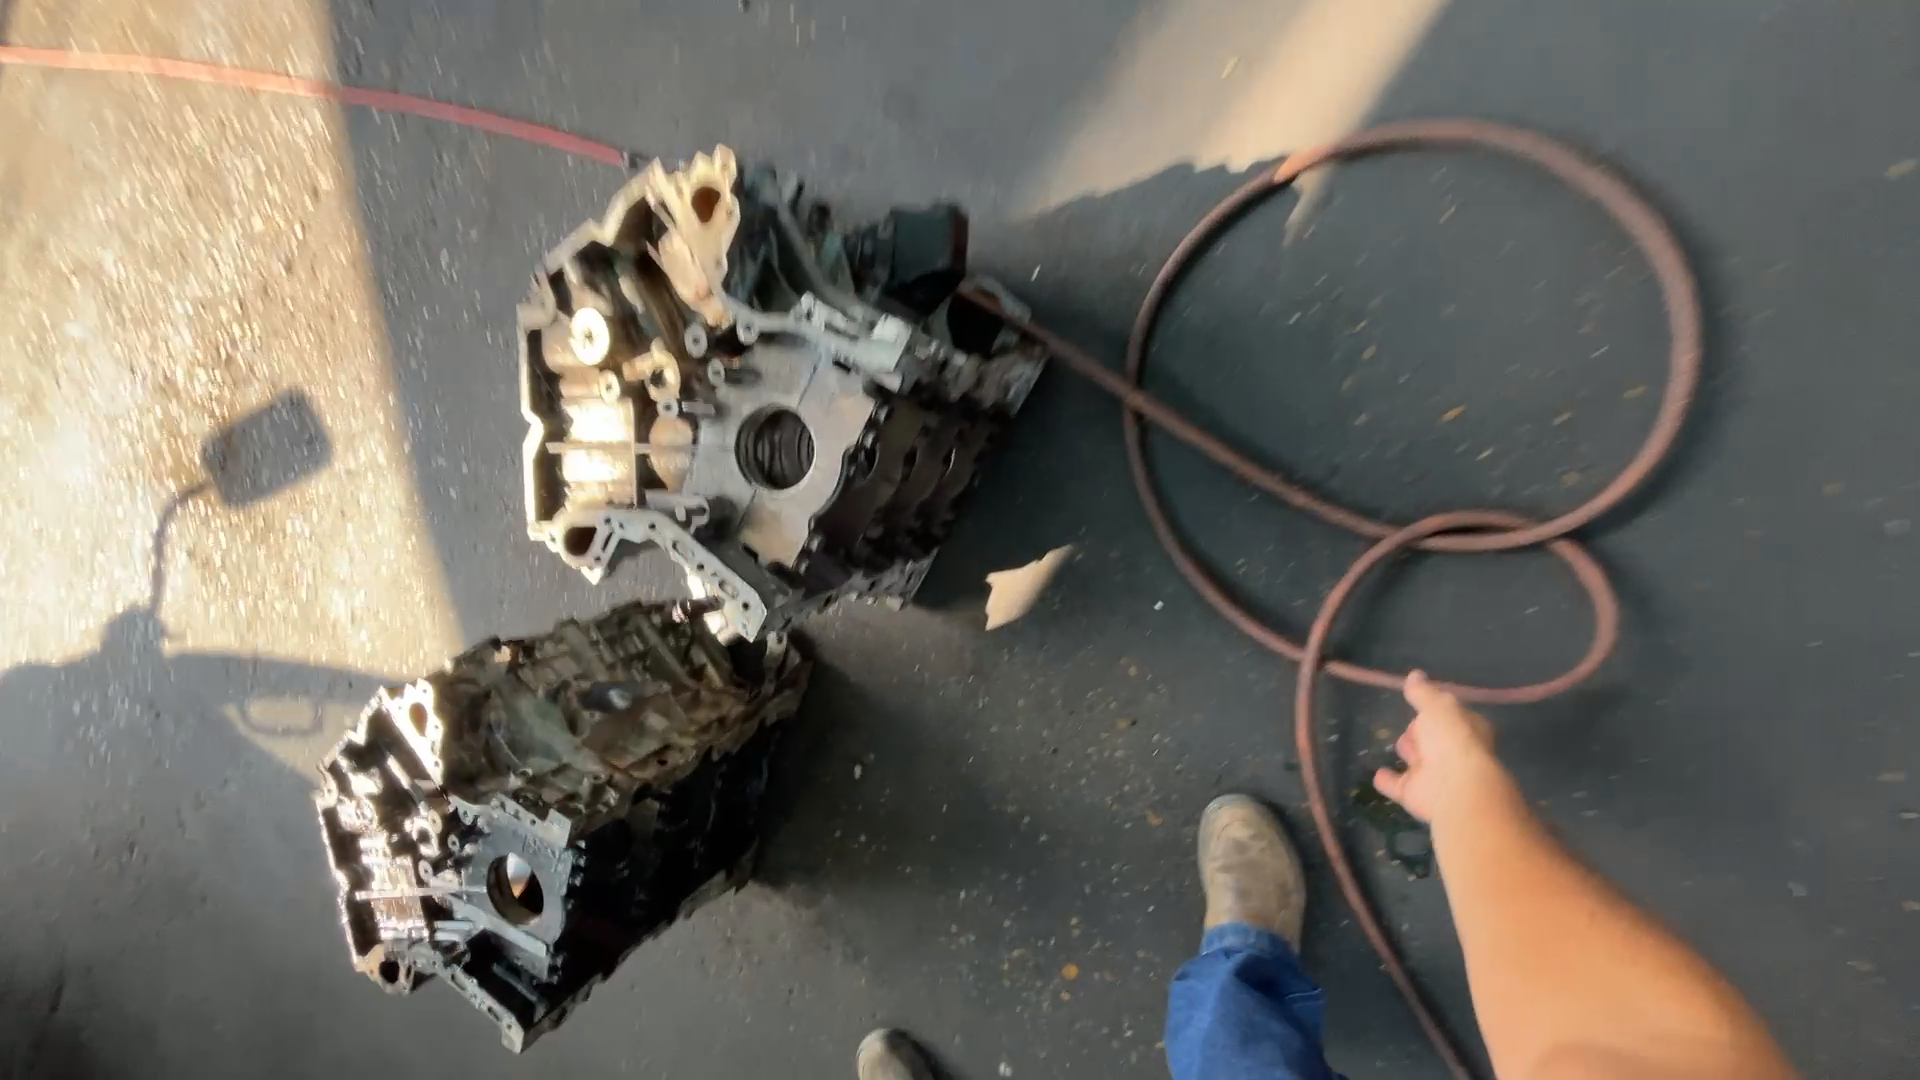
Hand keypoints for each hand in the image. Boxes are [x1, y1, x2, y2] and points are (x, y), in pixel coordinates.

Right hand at [1372, 671, 1517, 827]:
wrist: (1454, 787)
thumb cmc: (1451, 739)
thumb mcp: (1437, 706)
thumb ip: (1423, 692)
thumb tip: (1415, 674)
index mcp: (1466, 731)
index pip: (1452, 716)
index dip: (1439, 710)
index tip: (1425, 702)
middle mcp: (1453, 753)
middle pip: (1433, 738)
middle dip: (1421, 732)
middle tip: (1414, 727)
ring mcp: (1433, 775)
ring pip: (1417, 760)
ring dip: (1410, 752)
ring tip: (1403, 746)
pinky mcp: (1414, 793)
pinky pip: (1396, 784)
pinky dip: (1388, 780)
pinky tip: (1380, 773)